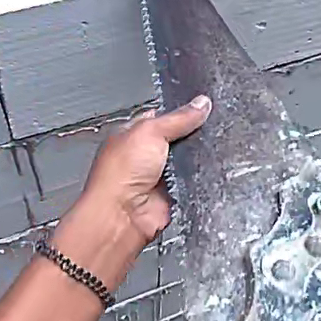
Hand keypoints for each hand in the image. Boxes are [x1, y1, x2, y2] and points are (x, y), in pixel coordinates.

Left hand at [51, 95, 209, 288]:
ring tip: (199, 155)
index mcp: (132, 134)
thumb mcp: (150, 132)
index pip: (162, 116)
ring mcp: (158, 175)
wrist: (122, 216)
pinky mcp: (172, 194)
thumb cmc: (118, 175)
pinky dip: (198, 179)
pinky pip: (193, 181)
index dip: (181, 111)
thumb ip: (178, 117)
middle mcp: (144, 155)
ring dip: (194, 159)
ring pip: (188, 160)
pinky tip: (200, 174)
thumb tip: (200, 103)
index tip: (202, 106)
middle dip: (191, 136)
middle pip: (178, 138)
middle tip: (203, 131)